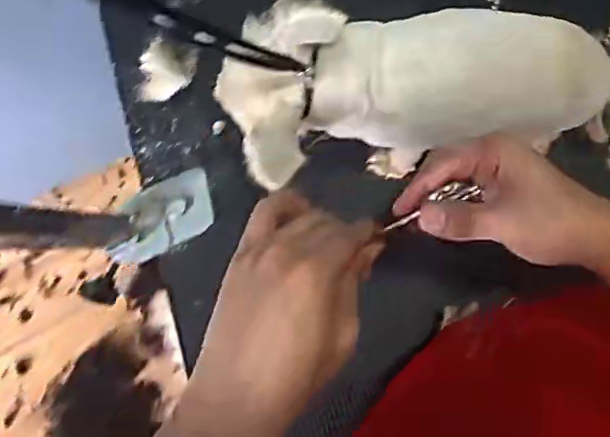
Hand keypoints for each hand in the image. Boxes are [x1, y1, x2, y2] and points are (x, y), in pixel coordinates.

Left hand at [167, 190, 380, 435]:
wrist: (232, 404)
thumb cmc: (295, 376)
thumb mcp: (343, 336)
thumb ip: (354, 284)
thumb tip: (367, 249)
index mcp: (318, 269)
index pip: (354, 231)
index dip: (370, 234)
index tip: (376, 244)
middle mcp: (289, 249)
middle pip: (330, 220)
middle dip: (346, 233)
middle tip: (351, 257)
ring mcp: (260, 249)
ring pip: (303, 213)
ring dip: (320, 221)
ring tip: (322, 242)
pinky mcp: (240, 256)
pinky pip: (265, 211)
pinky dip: (286, 206)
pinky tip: (295, 219)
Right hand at [391, 134, 609, 266]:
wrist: (592, 231)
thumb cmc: (548, 222)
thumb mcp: (501, 223)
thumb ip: (460, 219)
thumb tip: (420, 217)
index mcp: (494, 148)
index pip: (445, 161)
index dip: (419, 186)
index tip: (398, 212)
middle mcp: (497, 148)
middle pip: (451, 161)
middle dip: (427, 186)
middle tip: (404, 214)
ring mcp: (504, 163)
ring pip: (461, 173)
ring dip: (441, 192)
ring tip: (419, 215)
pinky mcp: (509, 179)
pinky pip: (474, 182)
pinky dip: (458, 197)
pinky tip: (448, 214)